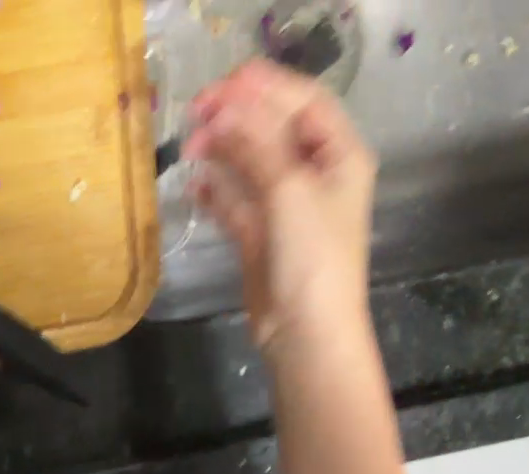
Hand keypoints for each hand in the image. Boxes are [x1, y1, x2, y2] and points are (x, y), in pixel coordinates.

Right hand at [183, 61, 376, 349]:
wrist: (305, 331)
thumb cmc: (312, 258)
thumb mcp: (290, 191)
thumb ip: (256, 147)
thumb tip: (221, 112)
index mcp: (338, 155)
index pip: (302, 103)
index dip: (263, 88)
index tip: (219, 87)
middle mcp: (314, 175)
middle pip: (273, 130)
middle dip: (236, 118)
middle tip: (194, 115)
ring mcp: (285, 207)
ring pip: (250, 165)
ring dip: (222, 152)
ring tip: (190, 148)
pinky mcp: (260, 237)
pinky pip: (235, 203)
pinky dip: (216, 192)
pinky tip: (194, 184)